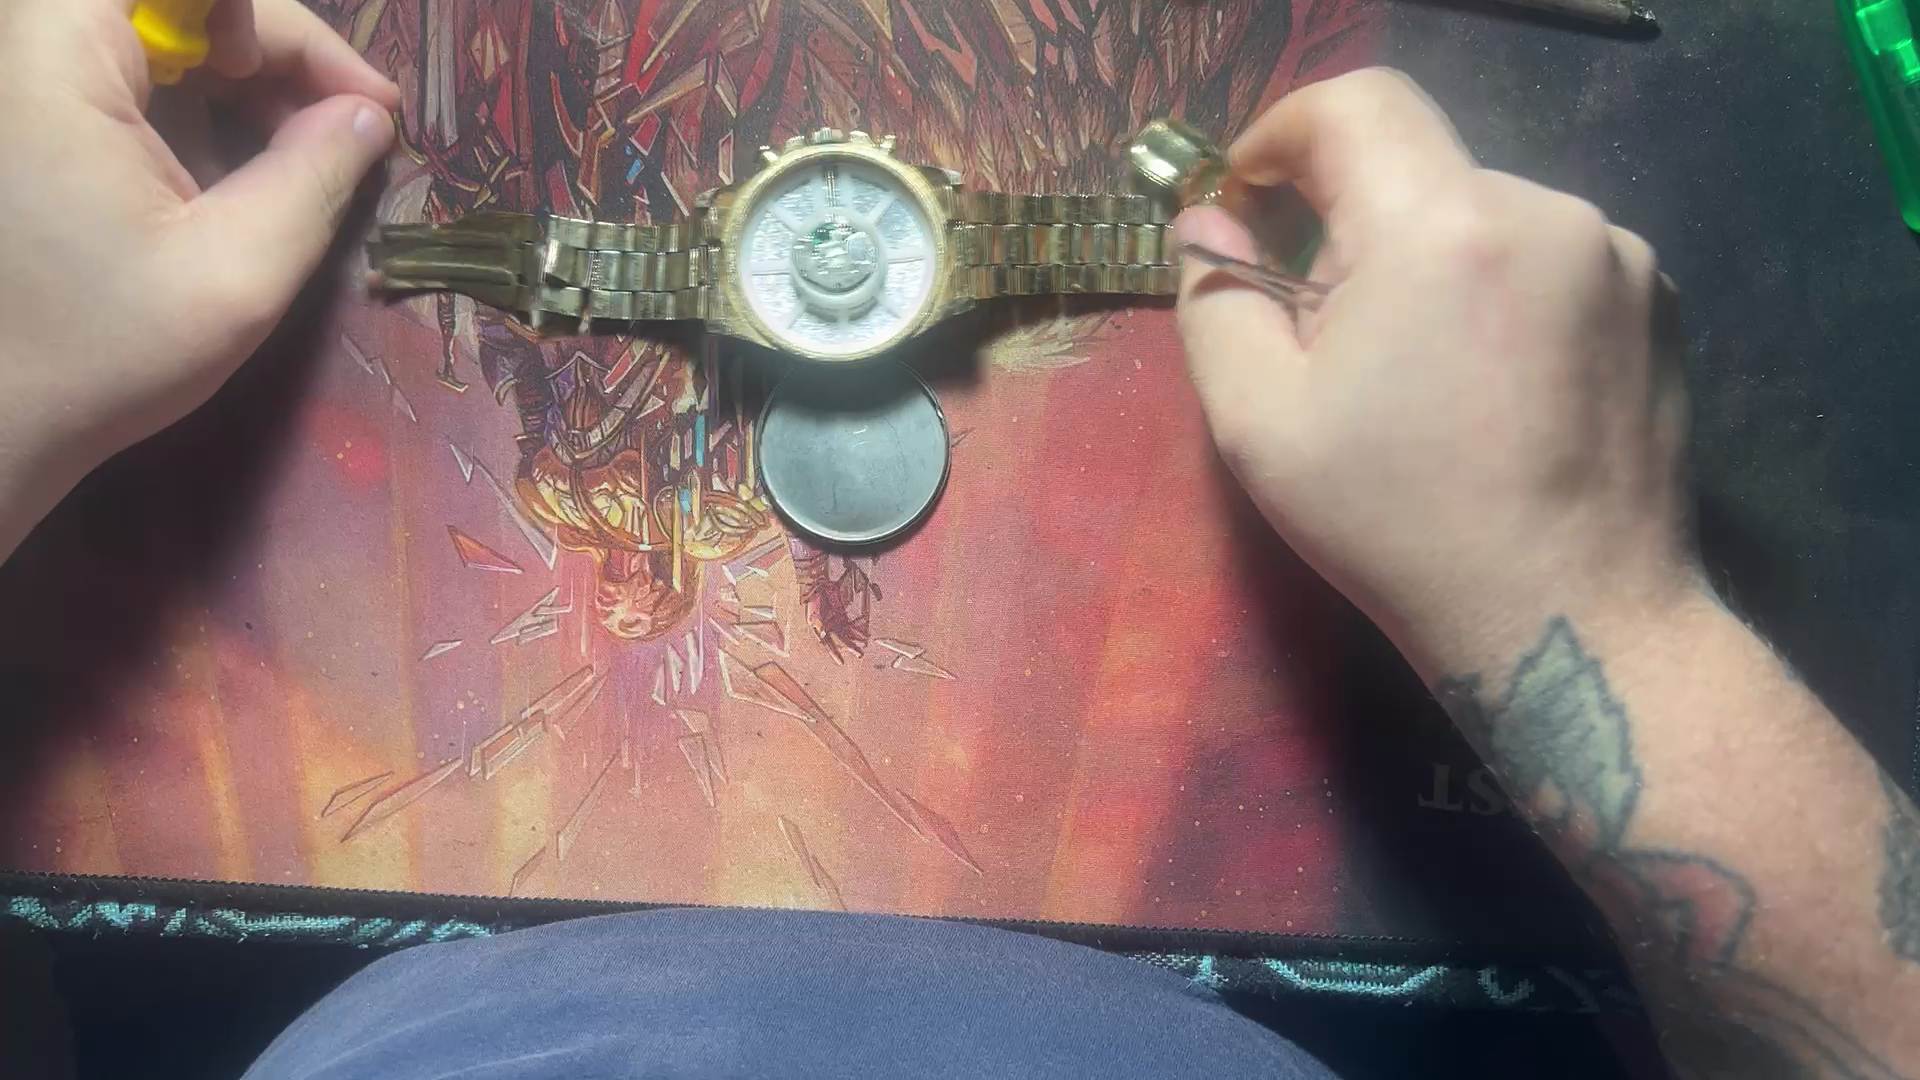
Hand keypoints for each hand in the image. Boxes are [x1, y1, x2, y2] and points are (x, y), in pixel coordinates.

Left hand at [0, 0, 399, 559]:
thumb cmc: (112, 346)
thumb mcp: (241, 270)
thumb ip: (312, 180)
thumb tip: (371, 116)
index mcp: (45, 64)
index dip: (291, 32)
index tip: (372, 104)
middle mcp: (21, 50)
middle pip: (174, 3)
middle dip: (280, 55)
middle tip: (360, 132)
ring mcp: (25, 80)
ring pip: (158, 30)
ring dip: (252, 78)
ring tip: (319, 151)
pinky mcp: (34, 111)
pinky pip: (131, 70)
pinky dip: (210, 100)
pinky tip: (258, 158)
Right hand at [1175, 69, 1691, 676]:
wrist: (1561, 614)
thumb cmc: (1386, 521)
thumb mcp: (1256, 421)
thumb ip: (1214, 302)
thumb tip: (1205, 226)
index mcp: (1437, 233)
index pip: (1353, 106)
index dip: (1277, 134)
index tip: (1242, 197)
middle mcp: (1546, 212)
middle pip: (1408, 166)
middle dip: (1335, 224)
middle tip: (1308, 332)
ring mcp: (1616, 252)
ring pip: (1467, 213)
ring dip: (1405, 262)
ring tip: (1396, 374)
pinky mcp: (1651, 297)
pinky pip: (1529, 254)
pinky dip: (1472, 288)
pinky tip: (1467, 385)